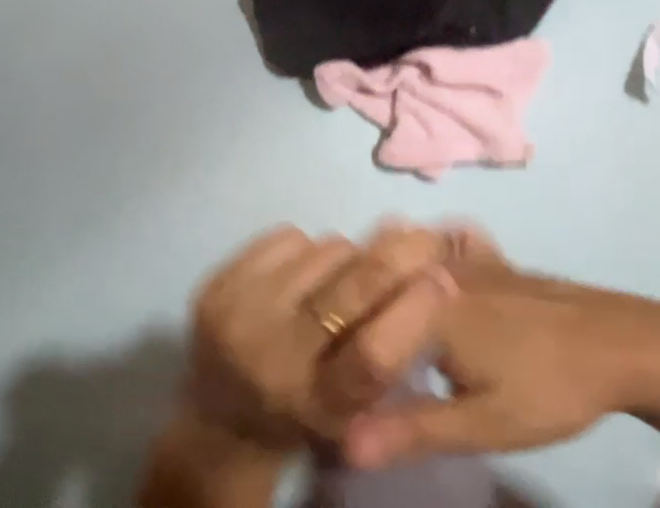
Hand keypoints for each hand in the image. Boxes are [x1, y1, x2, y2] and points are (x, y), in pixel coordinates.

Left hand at [185, 221, 455, 447]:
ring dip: (351, 255)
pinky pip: (289, 236)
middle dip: (402, 252)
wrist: (222, 423)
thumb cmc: (311, 412)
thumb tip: (436, 264)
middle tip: (426, 238)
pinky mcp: (214, 286)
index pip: (374, 353)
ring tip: (346, 276)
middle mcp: (273, 361)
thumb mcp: (361, 403)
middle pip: (354, 284)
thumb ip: (396, 344)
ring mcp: (238, 317)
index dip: (416, 308)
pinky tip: (304, 274)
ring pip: (328, 250)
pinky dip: (309, 247)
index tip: (444, 277)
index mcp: (318, 405)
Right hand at [341, 227, 659, 467]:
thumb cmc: (553, 387)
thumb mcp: (485, 424)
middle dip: (347, 322)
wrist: (623, 343)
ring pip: (396, 265)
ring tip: (369, 341)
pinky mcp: (484, 260)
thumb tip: (341, 442)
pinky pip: (429, 253)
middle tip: (344, 370)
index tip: (331, 393)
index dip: (335, 360)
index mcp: (429, 304)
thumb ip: (412, 430)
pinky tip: (417, 298)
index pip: (355, 325)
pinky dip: (411, 269)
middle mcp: (437, 269)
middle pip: (369, 286)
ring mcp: (462, 259)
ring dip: (375, 296)